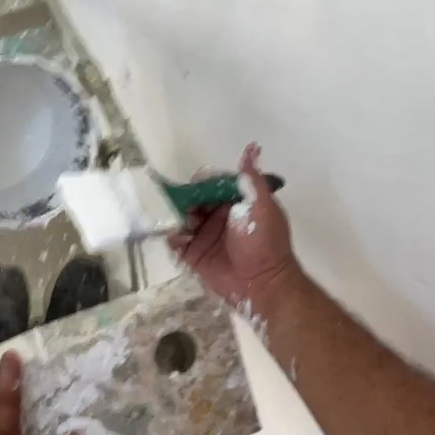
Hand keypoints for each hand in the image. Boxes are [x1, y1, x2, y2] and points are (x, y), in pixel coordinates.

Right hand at [169, 143, 298, 309]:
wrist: (263, 286)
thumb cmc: (264, 243)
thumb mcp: (262, 207)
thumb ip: (252, 179)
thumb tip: (251, 148)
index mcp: (233, 203)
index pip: (210, 185)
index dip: (200, 183)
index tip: (193, 186)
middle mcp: (217, 217)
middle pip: (191, 200)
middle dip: (183, 200)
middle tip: (180, 206)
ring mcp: (204, 236)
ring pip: (181, 218)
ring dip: (174, 217)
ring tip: (176, 222)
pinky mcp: (194, 256)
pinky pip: (175, 241)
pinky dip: (170, 236)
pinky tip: (173, 235)